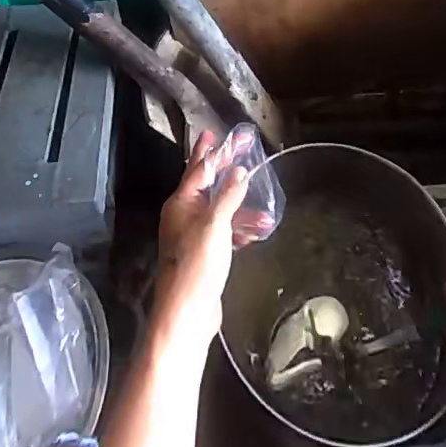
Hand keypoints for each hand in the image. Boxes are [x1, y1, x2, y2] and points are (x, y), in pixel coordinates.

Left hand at [152, 129, 250, 349]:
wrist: (187, 313)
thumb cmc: (197, 264)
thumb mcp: (215, 224)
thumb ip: (228, 196)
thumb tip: (240, 170)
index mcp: (181, 203)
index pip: (198, 168)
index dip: (211, 150)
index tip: (219, 133)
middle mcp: (183, 216)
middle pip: (206, 184)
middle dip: (223, 169)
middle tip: (236, 150)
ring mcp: (193, 236)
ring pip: (219, 210)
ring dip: (240, 206)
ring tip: (264, 205)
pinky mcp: (204, 254)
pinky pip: (225, 231)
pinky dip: (240, 227)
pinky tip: (258, 230)